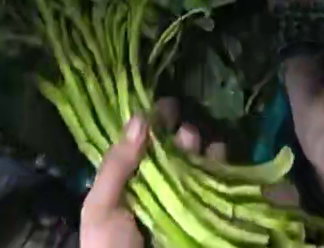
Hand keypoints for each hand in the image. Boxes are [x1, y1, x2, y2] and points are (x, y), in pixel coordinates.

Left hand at [81, 106, 213, 246]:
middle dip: (183, 135)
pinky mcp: (206, 219)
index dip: (155, 121)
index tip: (167, 105)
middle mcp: (159, 188)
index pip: (145, 143)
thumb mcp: (100, 210)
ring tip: (201, 147)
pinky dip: (223, 168)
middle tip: (185, 134)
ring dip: (202, 149)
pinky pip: (219, 187)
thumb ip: (116, 165)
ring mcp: (184, 204)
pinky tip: (221, 158)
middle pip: (175, 150)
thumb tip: (140, 117)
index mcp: (132, 182)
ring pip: (198, 164)